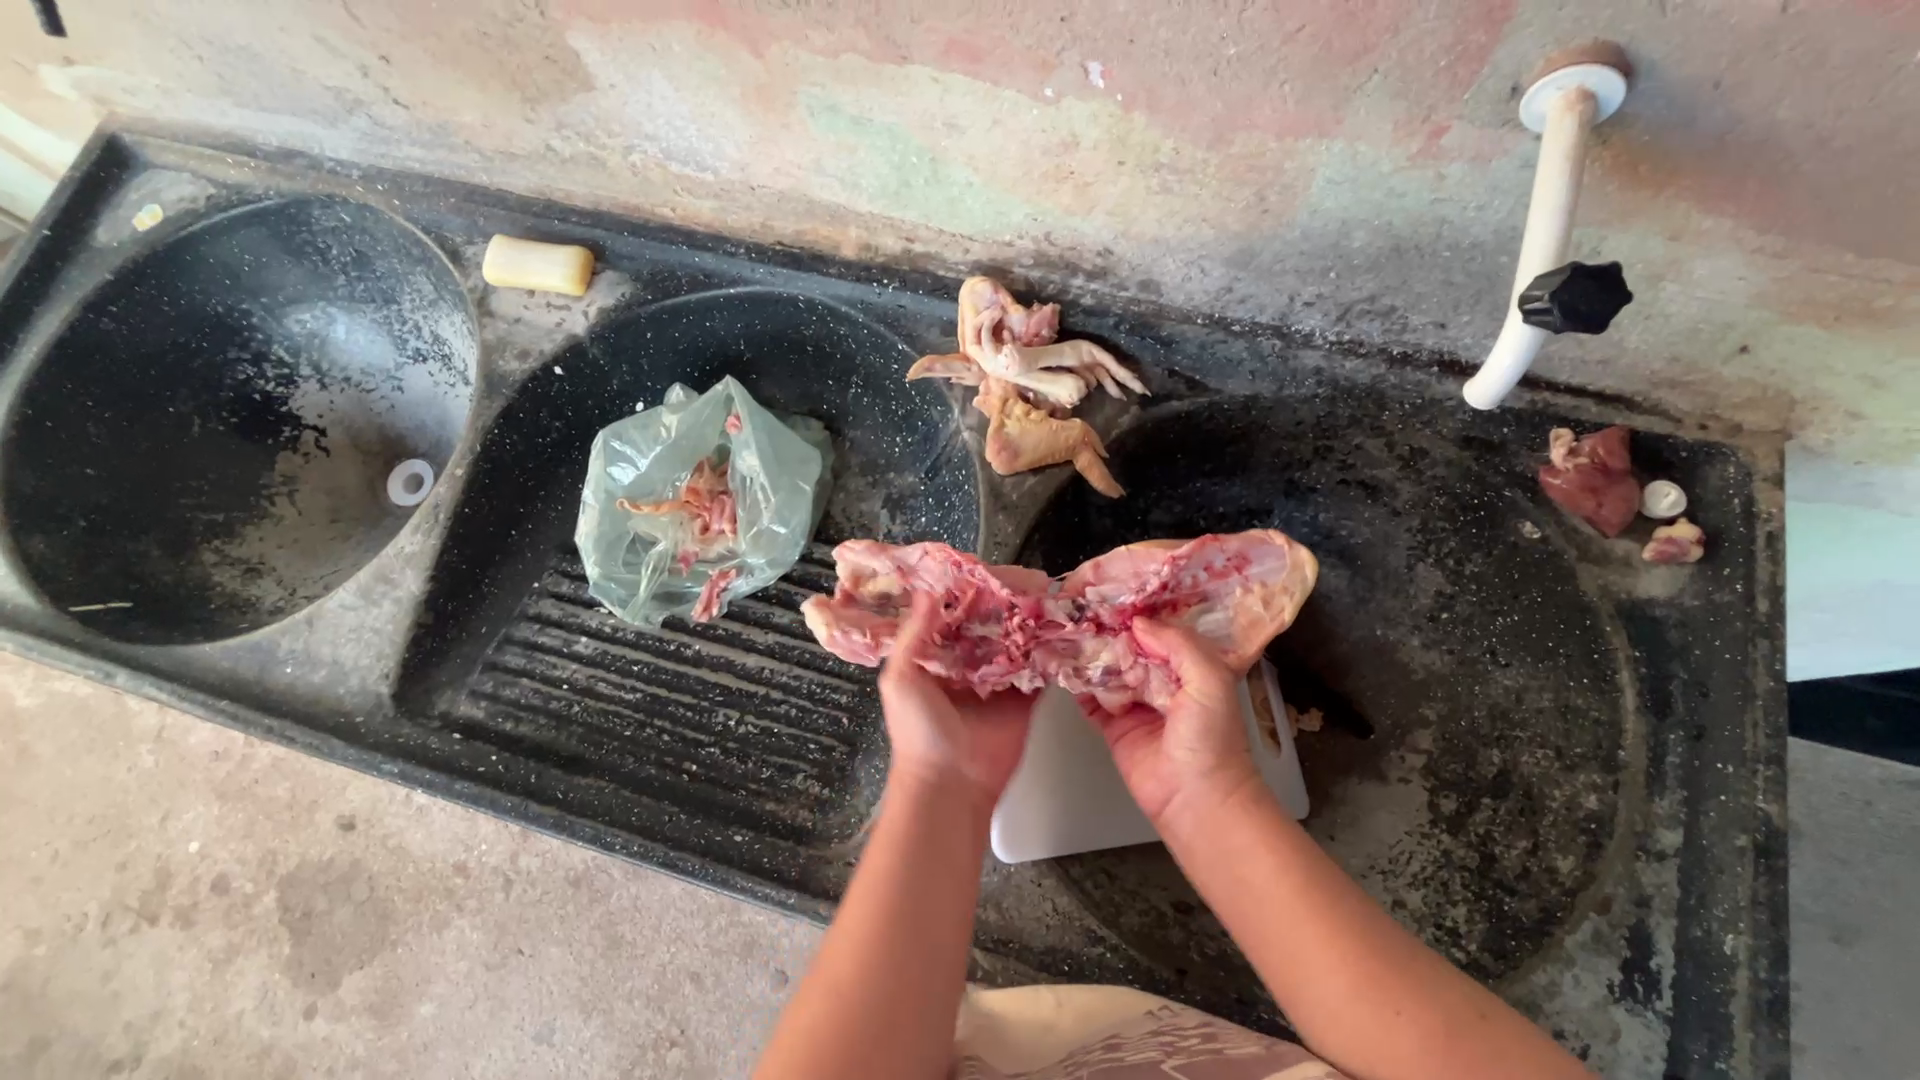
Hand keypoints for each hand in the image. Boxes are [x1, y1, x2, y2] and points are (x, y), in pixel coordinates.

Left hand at [879, 594, 1036, 812]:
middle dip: (1004, 607)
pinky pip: (1037, 673)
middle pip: (989, 628)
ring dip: (1027, 626)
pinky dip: (1046, 655)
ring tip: (1045, 597)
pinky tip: (1057, 631)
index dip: (968, 596)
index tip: (986, 571)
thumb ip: (914, 633)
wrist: (950, 784)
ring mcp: (997, 684)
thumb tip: (927, 590)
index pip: (953, 618)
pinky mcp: (1022, 702)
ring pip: (1015, 645)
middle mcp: (966, 667)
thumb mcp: (901, 677)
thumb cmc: (918, 732)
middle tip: (1025, 579)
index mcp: (934, 660)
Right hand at [1081, 619, 1264, 827]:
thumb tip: (1139, 622)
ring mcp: (1136, 704)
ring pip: (1108, 670)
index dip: (1141, 614)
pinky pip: (1091, 700)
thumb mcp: (1209, 679)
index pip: (1162, 631)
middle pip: (1130, 648)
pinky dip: (1077, 686)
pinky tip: (1062, 667)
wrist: (1197, 798)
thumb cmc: (1212, 739)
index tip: (1114, 594)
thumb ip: (1178, 644)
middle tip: (1082, 609)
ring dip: (1090, 655)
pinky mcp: (1114, 726)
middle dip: (1110, 632)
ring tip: (1067, 631)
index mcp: (1191, 667)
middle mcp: (1162, 681)